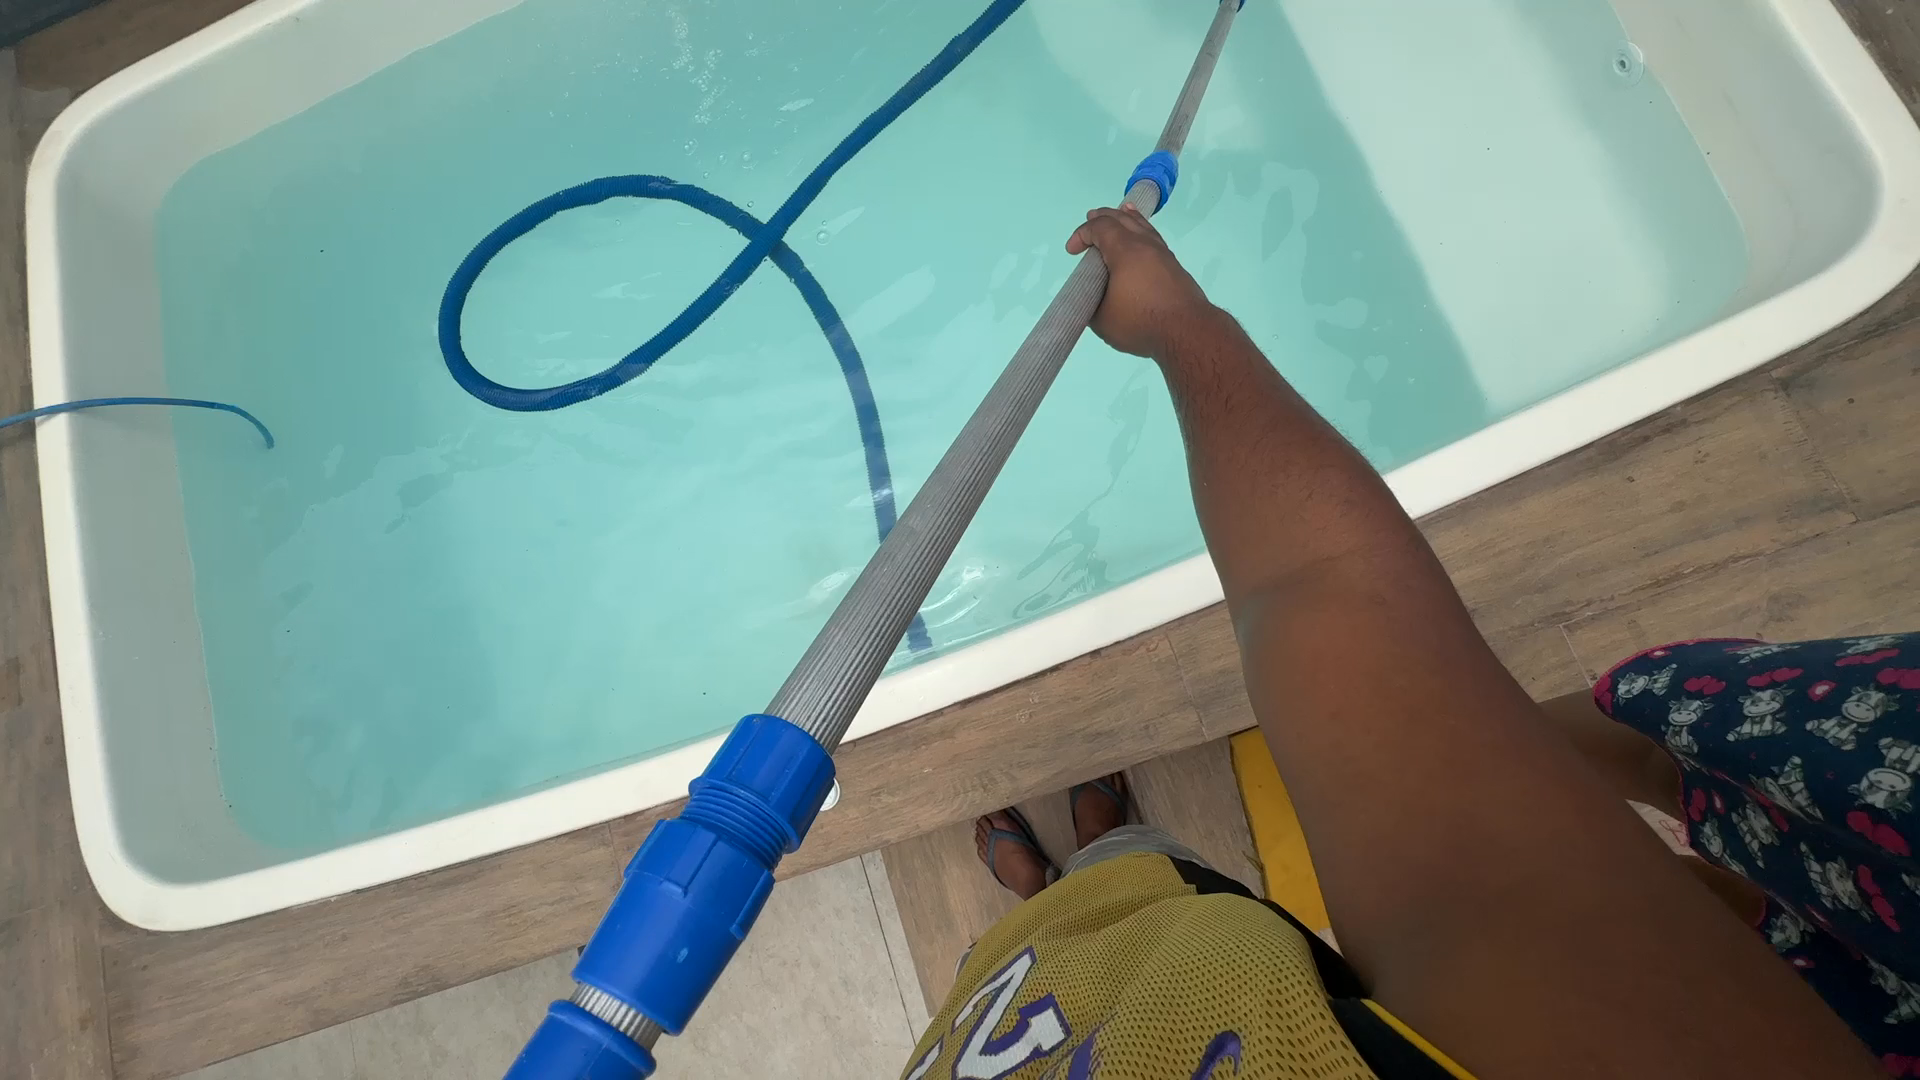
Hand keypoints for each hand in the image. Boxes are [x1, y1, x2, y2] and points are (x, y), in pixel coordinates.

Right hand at [1066, 205, 1216, 360]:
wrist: (1186, 331)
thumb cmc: (1140, 322)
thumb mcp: (1103, 320)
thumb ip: (1092, 305)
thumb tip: (1093, 302)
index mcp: (1124, 251)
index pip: (1100, 228)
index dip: (1082, 233)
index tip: (1072, 250)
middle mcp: (1145, 245)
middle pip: (1123, 218)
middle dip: (1103, 216)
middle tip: (1091, 217)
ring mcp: (1162, 254)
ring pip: (1142, 226)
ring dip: (1127, 218)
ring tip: (1121, 212)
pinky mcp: (1173, 267)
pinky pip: (1153, 238)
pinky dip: (1143, 231)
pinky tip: (1142, 237)